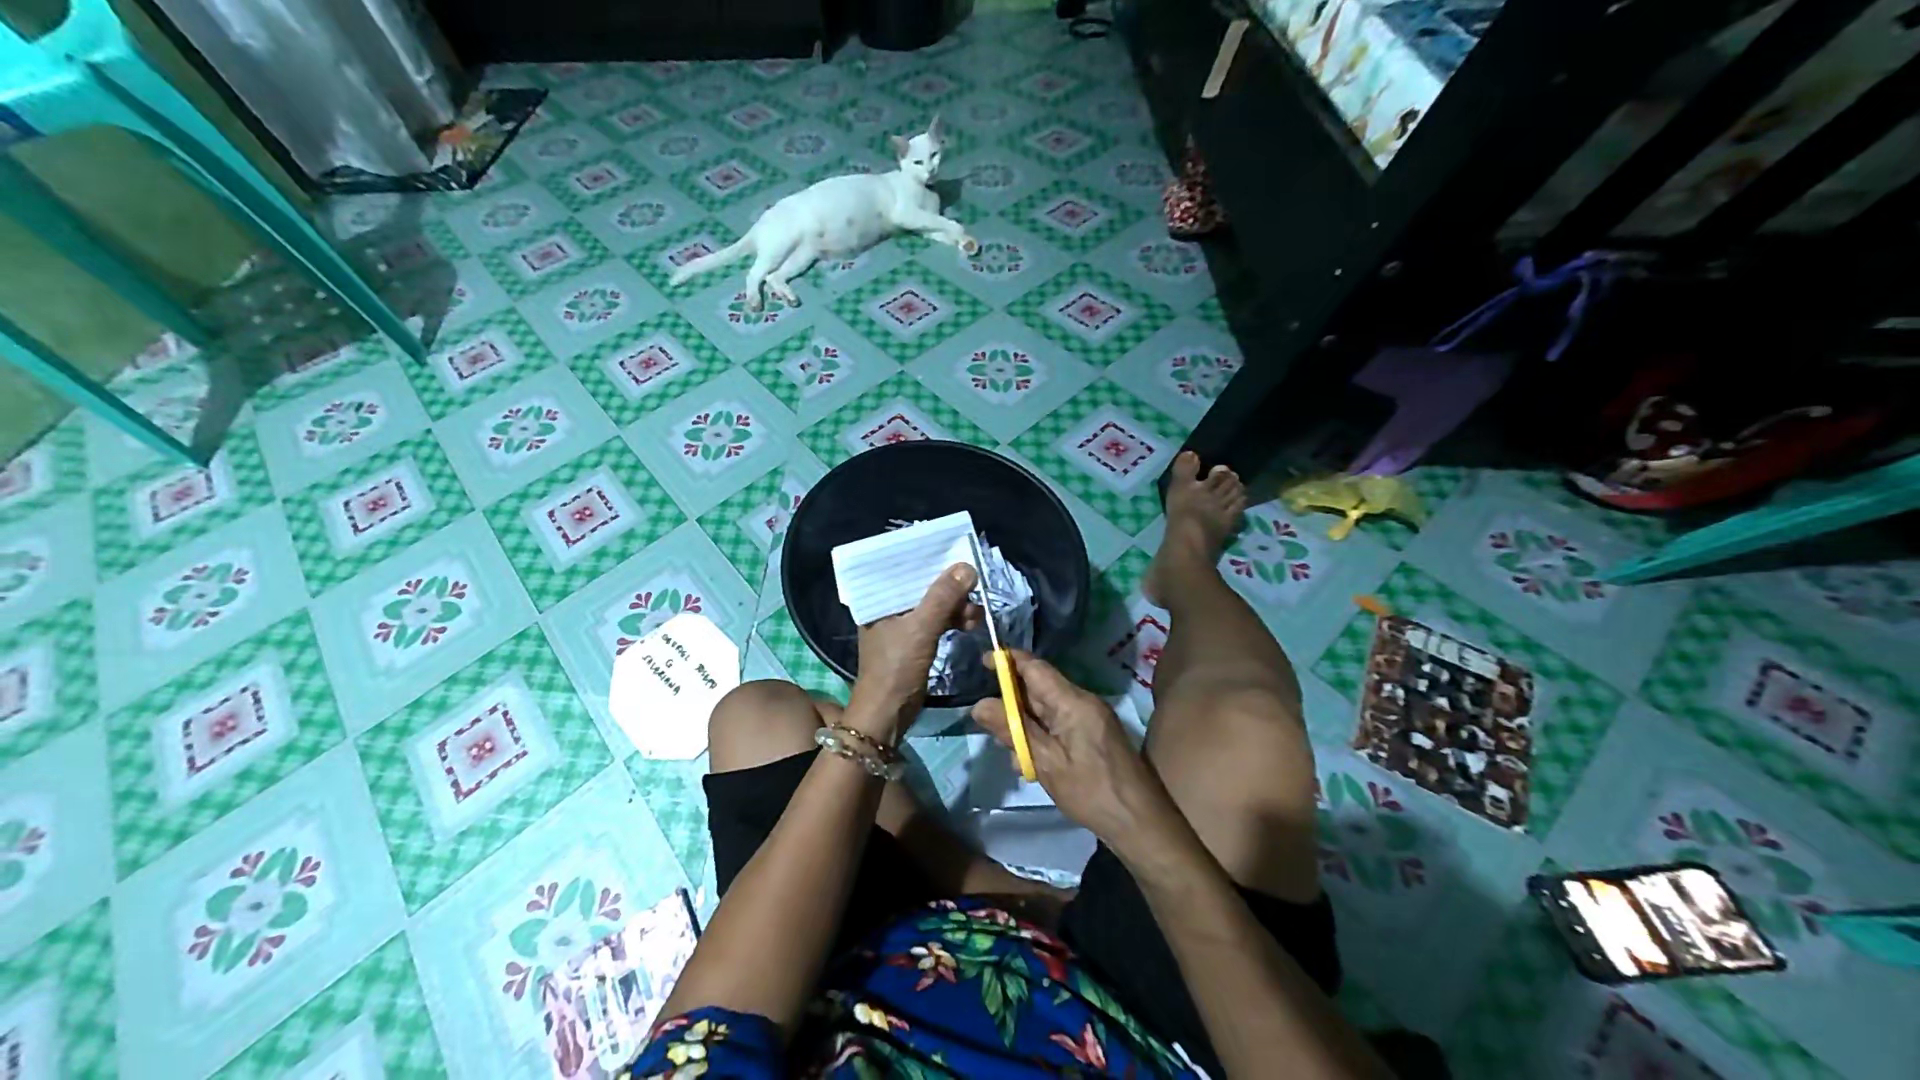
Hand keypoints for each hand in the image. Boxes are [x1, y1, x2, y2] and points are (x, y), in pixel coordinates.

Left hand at [848, 563, 980, 737]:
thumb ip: (943, 598)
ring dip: (955, 605)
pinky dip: (952, 620)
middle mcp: (887, 606)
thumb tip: (967, 567)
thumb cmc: (896, 667)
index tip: (957, 550)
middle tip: (974, 588)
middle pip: (922, 585)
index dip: (930, 558)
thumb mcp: (921, 628)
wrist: (887, 713)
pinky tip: (969, 624)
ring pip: (932, 603)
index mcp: (878, 598)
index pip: (903, 567)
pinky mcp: (913, 640)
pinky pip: (936, 620)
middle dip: (949, 586)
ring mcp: (900, 624)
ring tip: (976, 614)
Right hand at [971, 652, 1181, 847]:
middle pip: (1040, 687)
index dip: (1008, 661)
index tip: (982, 663)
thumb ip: (1013, 730)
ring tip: (1012, 752)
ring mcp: (1091, 717)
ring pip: (1047, 708)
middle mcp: (1084, 701)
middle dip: (1012, 702)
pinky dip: (1041, 735)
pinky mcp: (1094, 733)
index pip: (1035, 667)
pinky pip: (1060, 722)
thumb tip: (979, 704)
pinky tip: (1032, 762)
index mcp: (1073, 701)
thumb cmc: (1091, 791)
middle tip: (990, 725)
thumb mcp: (1045, 763)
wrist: (1139, 820)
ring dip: (1025, 724)